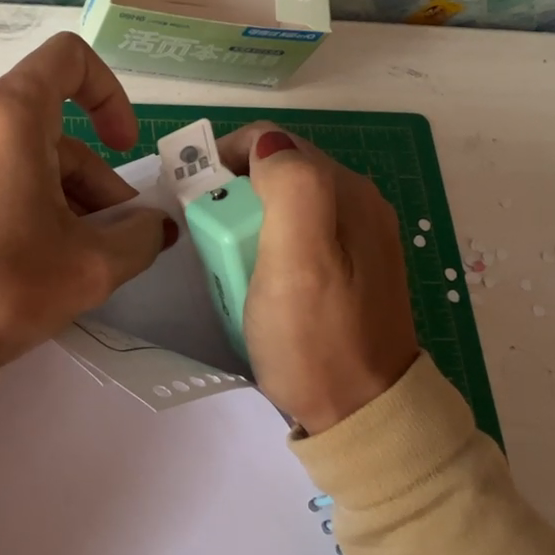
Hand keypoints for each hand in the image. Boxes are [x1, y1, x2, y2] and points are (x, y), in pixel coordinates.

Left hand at [0, 33, 176, 363]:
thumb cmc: (4, 284)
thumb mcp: (91, 265)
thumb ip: (139, 236)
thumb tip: (153, 226)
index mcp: (8, 115)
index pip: (69, 60)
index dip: (110, 94)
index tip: (124, 147)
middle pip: (51, 129)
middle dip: (94, 179)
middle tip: (115, 239)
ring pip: (22, 157)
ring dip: (62, 197)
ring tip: (78, 258)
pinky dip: (23, 201)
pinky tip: (34, 257)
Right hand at [216, 124, 419, 434]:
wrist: (360, 413)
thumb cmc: (317, 337)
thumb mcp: (299, 257)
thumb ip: (289, 186)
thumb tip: (266, 146)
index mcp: (345, 191)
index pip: (272, 142)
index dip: (225, 159)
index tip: (193, 200)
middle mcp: (355, 204)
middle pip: (276, 171)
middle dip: (233, 195)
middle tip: (210, 241)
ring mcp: (354, 239)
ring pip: (282, 206)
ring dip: (245, 225)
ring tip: (229, 265)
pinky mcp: (346, 271)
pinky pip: (293, 238)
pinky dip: (264, 249)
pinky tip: (256, 282)